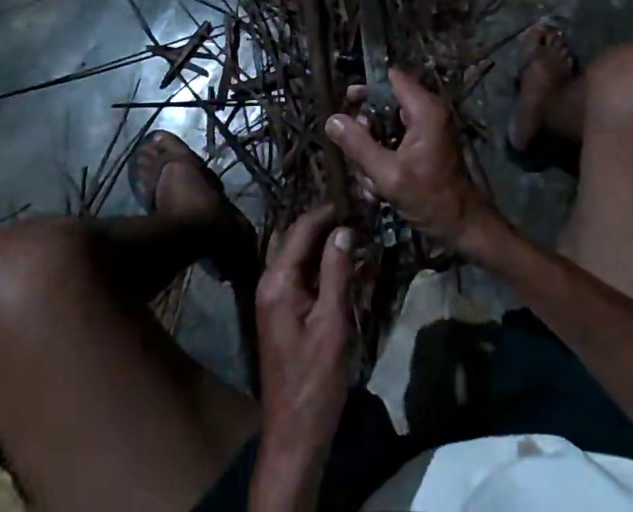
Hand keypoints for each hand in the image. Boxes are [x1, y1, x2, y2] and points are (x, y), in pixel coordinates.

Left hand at [254, 205, 354, 454]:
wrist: (295, 432)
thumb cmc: (315, 379)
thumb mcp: (332, 324)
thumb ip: (336, 273)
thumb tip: (343, 230)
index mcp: (277, 282)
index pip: (301, 231)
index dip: (327, 212)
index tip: (355, 200)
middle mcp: (271, 283)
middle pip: (299, 240)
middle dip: (328, 226)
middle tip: (362, 217)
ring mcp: (276, 299)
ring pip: (303, 258)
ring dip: (328, 247)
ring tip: (361, 238)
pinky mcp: (285, 313)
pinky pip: (305, 278)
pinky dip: (325, 269)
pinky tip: (351, 269)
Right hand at [324, 68, 494, 244]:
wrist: (462, 226)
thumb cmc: (430, 198)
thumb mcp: (388, 174)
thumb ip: (358, 145)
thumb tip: (332, 119)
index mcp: (425, 110)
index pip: (391, 78)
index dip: (366, 87)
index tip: (345, 103)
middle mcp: (427, 113)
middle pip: (383, 104)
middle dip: (364, 129)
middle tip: (355, 154)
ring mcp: (426, 130)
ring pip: (384, 126)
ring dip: (370, 150)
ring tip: (368, 179)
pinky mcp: (423, 146)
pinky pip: (393, 141)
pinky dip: (381, 159)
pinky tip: (375, 185)